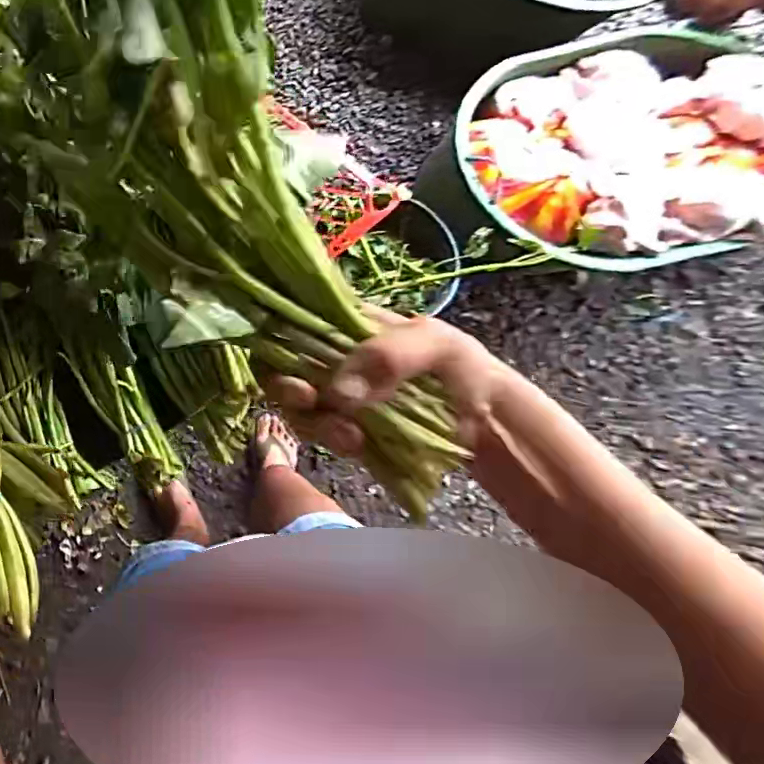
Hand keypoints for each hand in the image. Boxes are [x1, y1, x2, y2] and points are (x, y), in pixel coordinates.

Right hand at [258, 315, 516, 455]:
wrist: (488, 420)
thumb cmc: (462, 367)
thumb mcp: (435, 343)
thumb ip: (388, 355)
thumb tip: (338, 391)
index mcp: (347, 322)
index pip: (294, 320)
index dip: (275, 335)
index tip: (280, 355)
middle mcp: (332, 355)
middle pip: (282, 365)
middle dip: (286, 385)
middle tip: (306, 397)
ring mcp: (336, 393)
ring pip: (297, 404)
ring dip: (313, 419)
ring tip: (347, 432)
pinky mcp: (344, 426)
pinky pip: (320, 433)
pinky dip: (331, 440)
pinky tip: (357, 444)